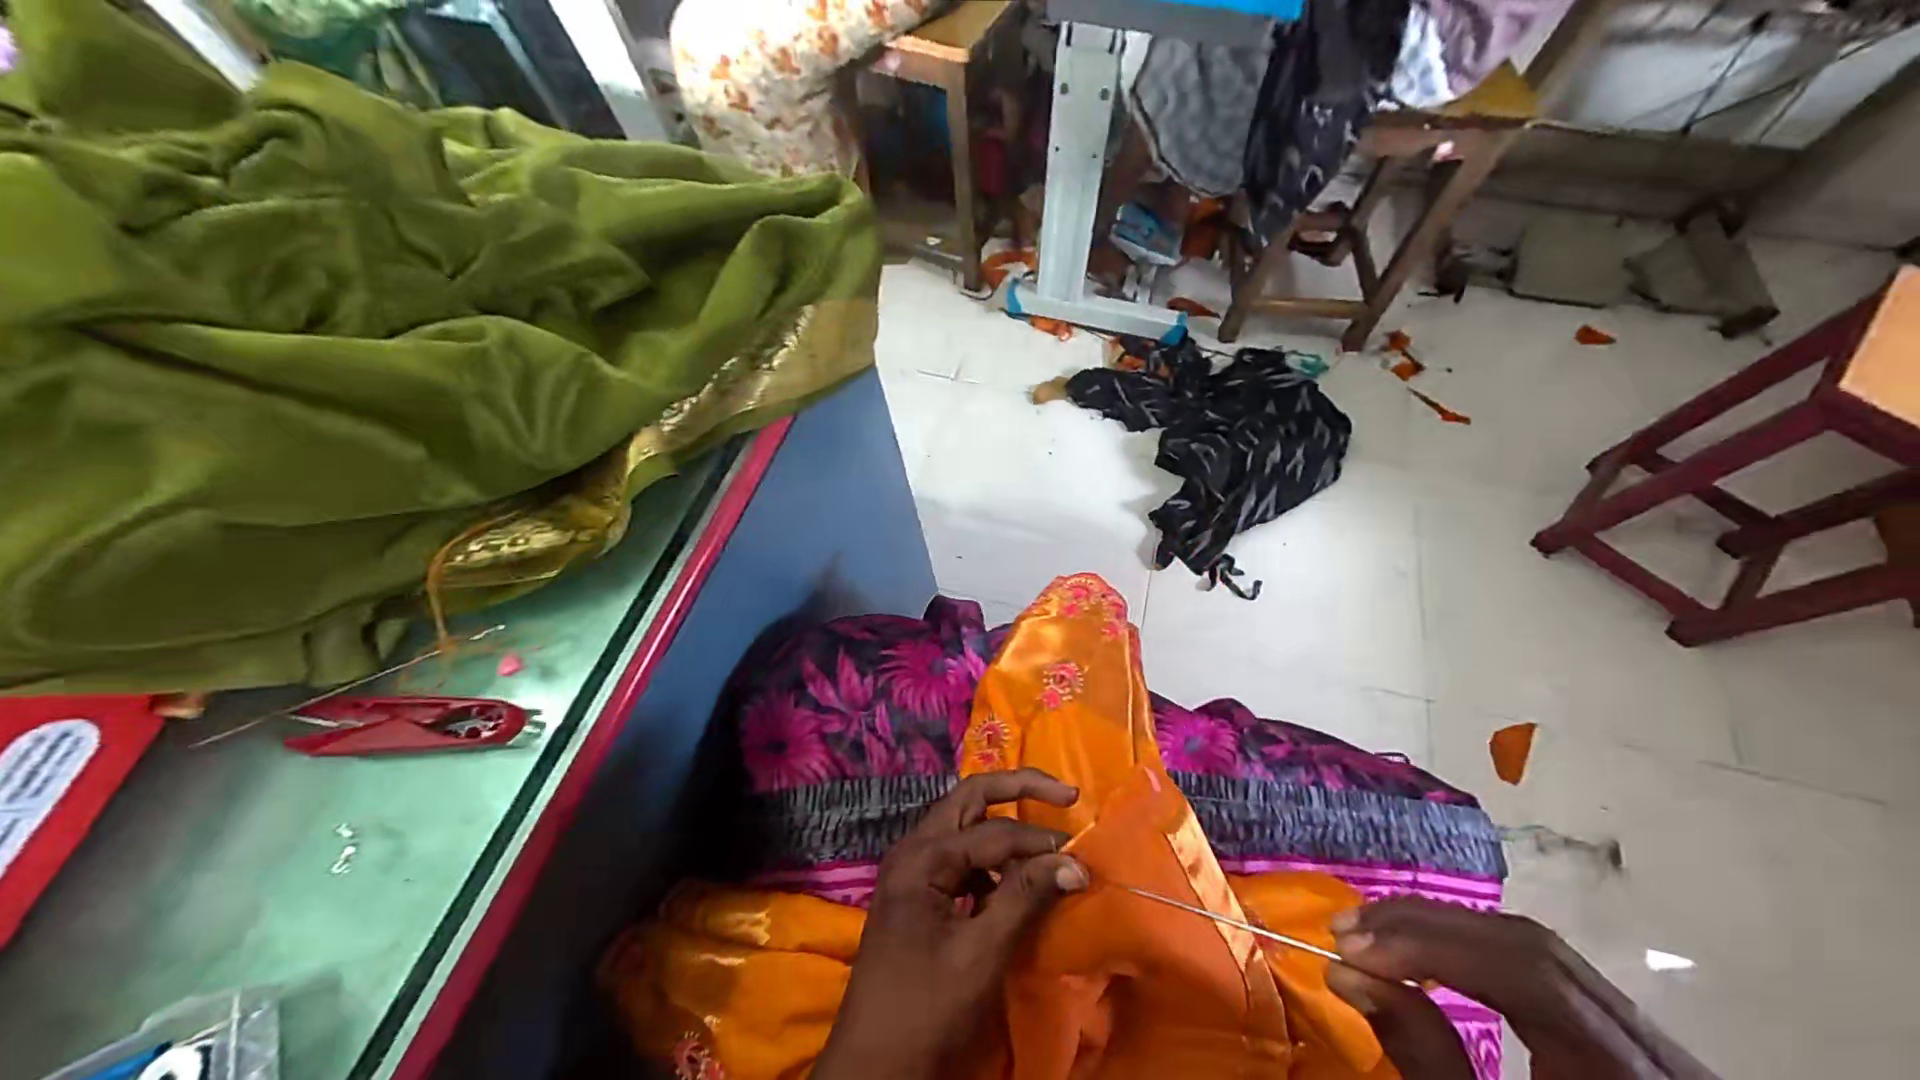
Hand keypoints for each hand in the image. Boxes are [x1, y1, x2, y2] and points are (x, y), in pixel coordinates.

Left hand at [812, 768, 1089, 1079]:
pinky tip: (1013, 884)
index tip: (1081, 860)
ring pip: (964, 827)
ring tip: (1044, 846)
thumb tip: (1074, 862)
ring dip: (1004, 827)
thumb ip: (1025, 898)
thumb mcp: (981, 953)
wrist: (873, 1067)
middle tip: (1066, 795)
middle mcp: (913, 850)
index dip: (1040, 843)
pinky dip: (990, 862)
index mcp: (922, 856)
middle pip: (970, 798)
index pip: (993, 831)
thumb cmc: (926, 1008)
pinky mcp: (917, 895)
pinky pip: (960, 860)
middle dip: (1018, 789)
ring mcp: (912, 871)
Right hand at [1326, 898, 1720, 1079]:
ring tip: (1366, 934)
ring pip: (1529, 946)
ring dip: (1437, 930)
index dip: (1429, 947)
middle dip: (1424, 928)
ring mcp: (1643, 1033)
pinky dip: (1465, 948)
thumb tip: (1345, 971)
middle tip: (1345, 930)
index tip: (1348, 948)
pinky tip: (1417, 950)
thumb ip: (1423, 1057)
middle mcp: (1652, 1043)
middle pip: (1526, 946)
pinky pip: (1537, 966)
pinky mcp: (1618, 1029)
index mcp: (1627, 1077)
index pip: (1525, 972)